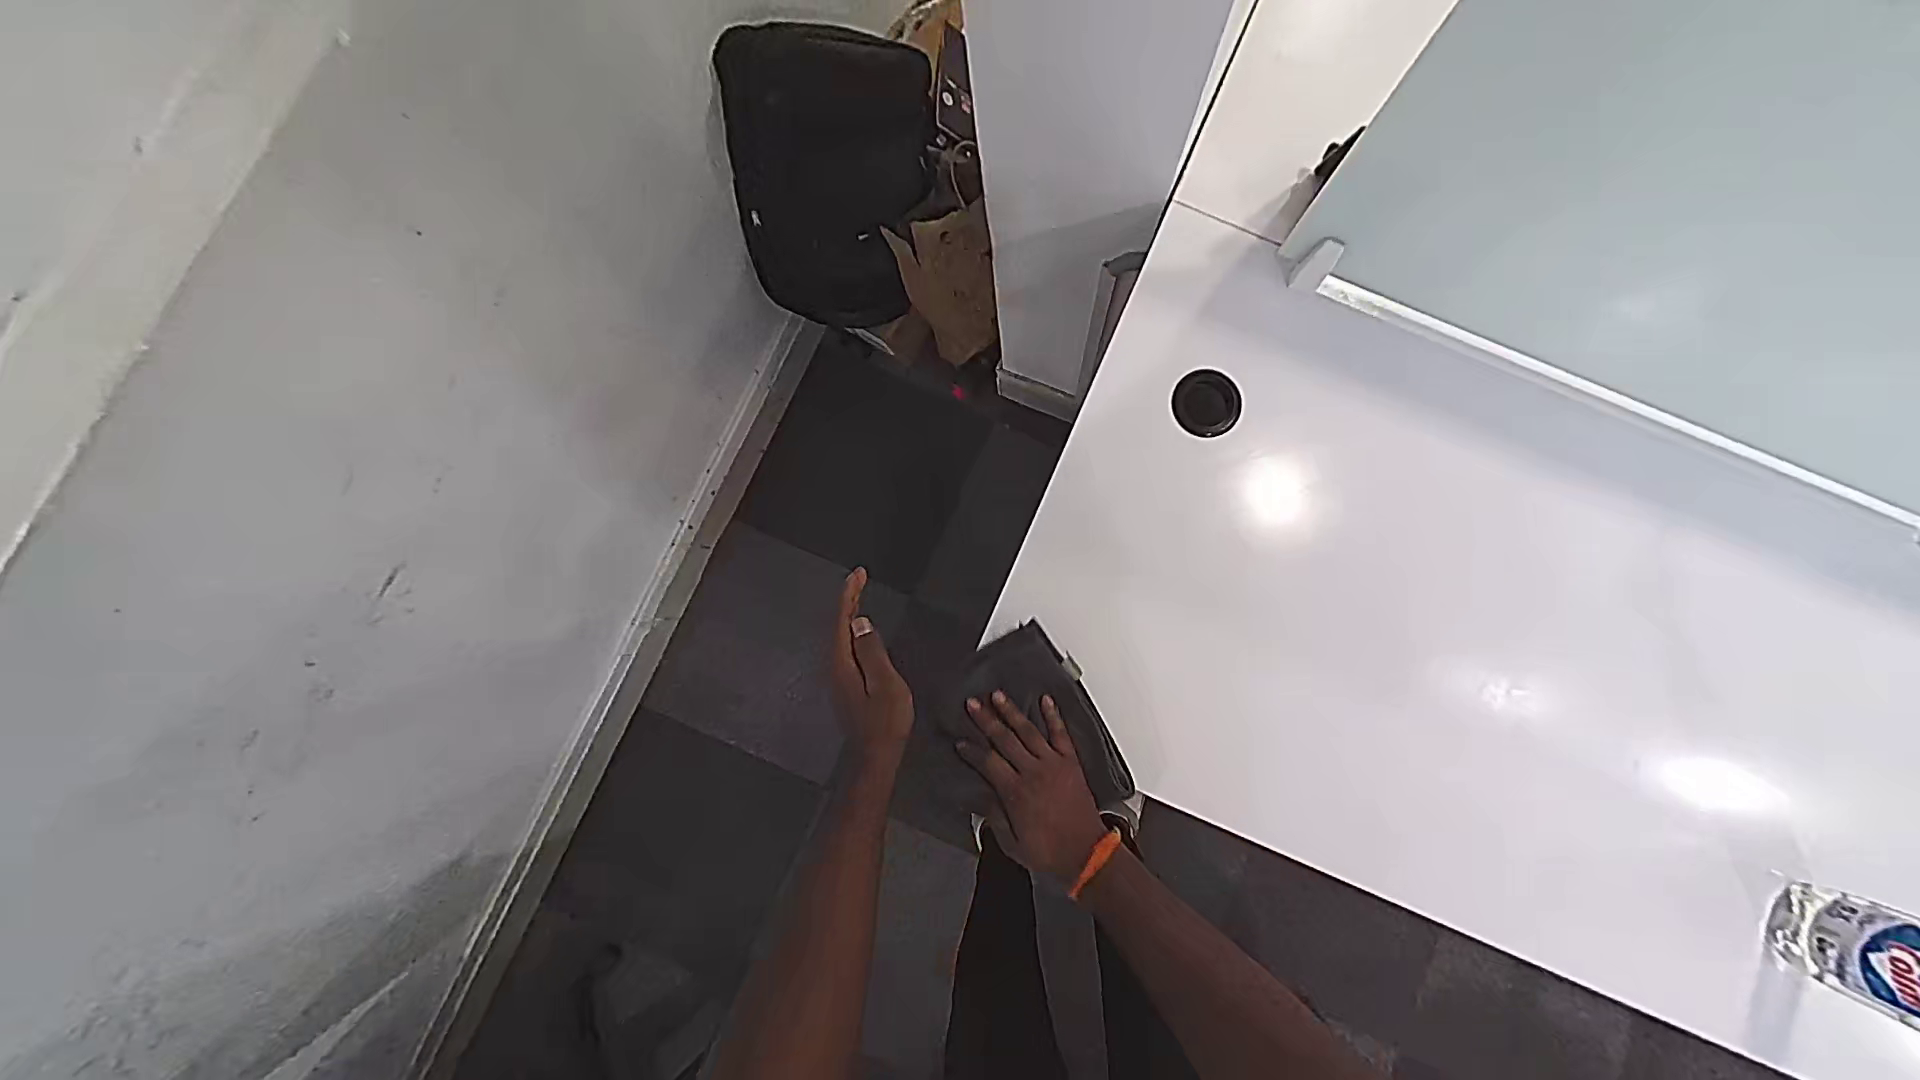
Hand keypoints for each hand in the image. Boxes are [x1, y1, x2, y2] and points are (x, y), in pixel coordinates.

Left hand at [827, 568, 913, 759]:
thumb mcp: (885, 683)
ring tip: (858, 595)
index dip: (849, 595)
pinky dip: (852, 630)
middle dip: (848, 599)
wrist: (876, 755)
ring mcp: (838, 677)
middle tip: (859, 578)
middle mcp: (835, 668)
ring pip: (841, 636)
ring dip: (849, 613)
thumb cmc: (884, 723)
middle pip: (838, 626)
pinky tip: (859, 630)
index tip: (857, 575)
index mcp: (843, 664)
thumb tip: (861, 623)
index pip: (842, 620)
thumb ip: (872, 651)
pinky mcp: (845, 684)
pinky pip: (846, 647)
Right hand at [956, 692, 1111, 883]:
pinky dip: (1053, 715)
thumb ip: (995, 818)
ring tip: (998, 695)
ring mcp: (1053, 764)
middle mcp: (1033, 772)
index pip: (988, 762)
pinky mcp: (1070, 762)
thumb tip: (981, 798)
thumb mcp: (1012, 844)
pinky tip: (1045, 700)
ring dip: (1011, 711)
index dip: (972, 750)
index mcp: (1016, 792)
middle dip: (985, 719)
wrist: (1086, 854)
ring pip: (1027, 731)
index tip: (961, 742)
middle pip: (1004, 739)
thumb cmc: (1050, 852)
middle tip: (972, 703)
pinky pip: (1060, 733)